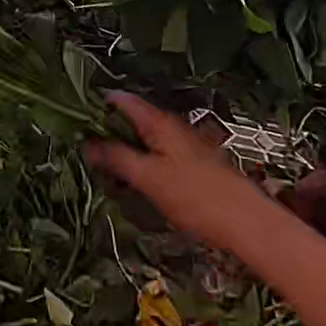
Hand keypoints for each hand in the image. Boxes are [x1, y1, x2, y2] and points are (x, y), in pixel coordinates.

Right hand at [85, 92, 274, 253]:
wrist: (252, 227)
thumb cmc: (198, 198)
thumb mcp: (147, 177)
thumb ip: (115, 157)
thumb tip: (85, 142)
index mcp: (158, 121)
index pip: (118, 98)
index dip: (94, 104)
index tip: (73, 117)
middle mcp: (171, 126)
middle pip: (130, 117)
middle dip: (106, 129)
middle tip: (84, 147)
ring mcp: (184, 144)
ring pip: (143, 137)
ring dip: (123, 147)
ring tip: (106, 168)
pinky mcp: (194, 163)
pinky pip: (157, 152)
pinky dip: (141, 160)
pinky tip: (136, 181)